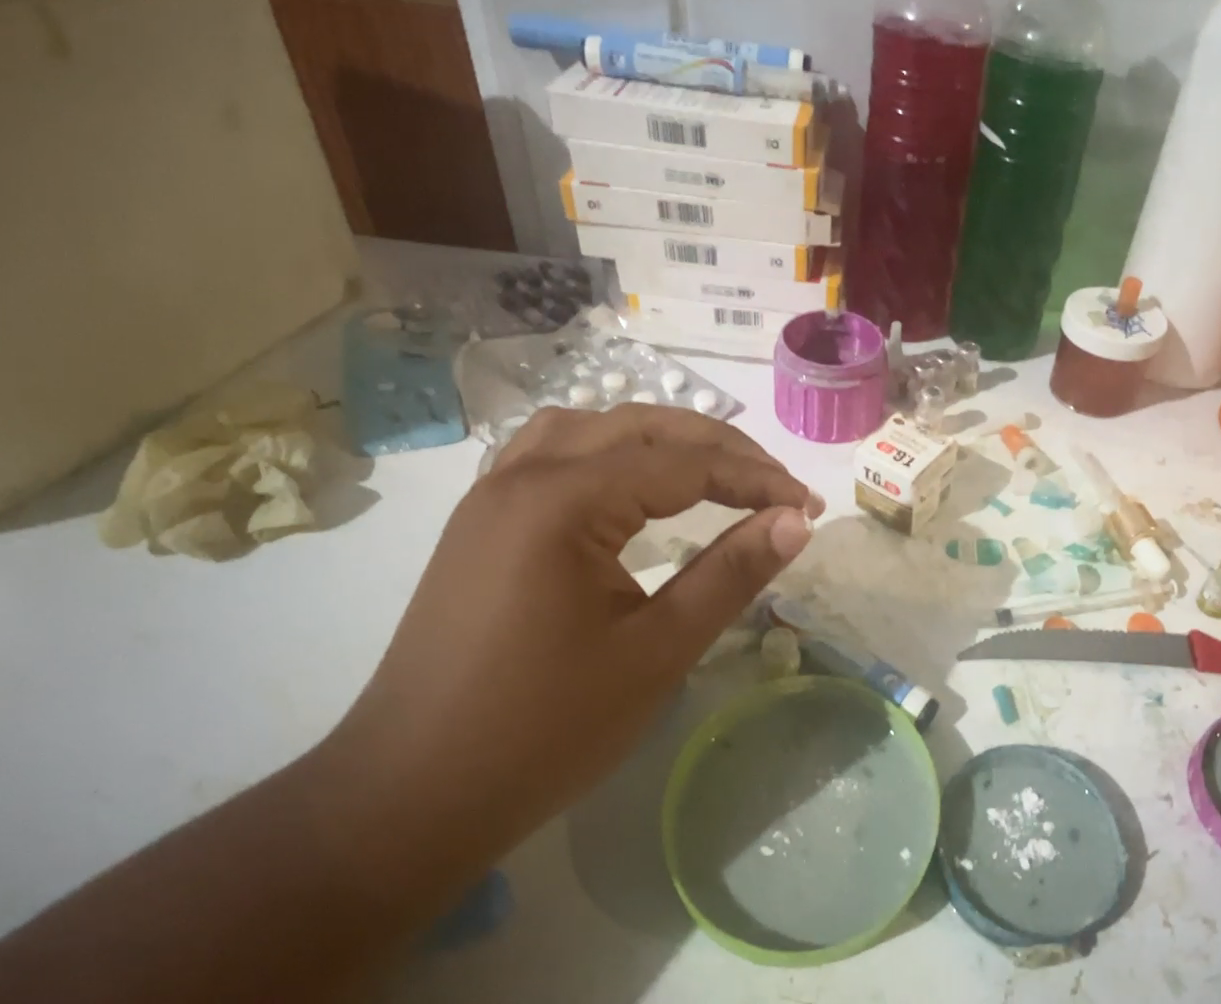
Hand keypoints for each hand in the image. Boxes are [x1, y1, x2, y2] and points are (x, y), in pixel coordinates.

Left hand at [317, 406, 818, 866]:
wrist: (412, 793)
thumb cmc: (545, 729)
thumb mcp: (657, 651)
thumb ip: (730, 574)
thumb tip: (796, 520)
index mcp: (564, 500)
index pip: (683, 462)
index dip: (754, 478)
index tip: (808, 506)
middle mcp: (522, 476)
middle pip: (638, 426)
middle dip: (716, 448)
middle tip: (773, 486)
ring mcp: (490, 496)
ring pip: (589, 429)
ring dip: (658, 440)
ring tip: (711, 474)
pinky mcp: (478, 524)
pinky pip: (550, 454)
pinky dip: (607, 454)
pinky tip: (628, 488)